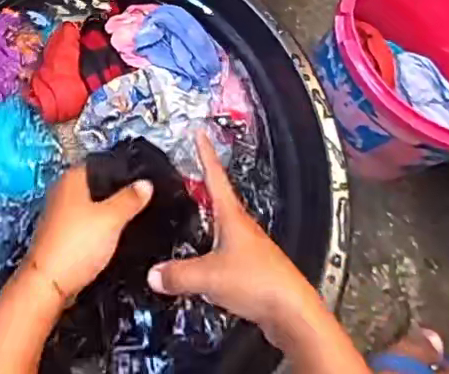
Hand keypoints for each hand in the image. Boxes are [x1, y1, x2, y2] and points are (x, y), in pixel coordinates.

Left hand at [21, 165, 152, 302]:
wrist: (48, 283)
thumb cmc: (78, 244)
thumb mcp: (111, 219)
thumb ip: (129, 200)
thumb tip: (145, 183)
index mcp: (72, 178)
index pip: (100, 164)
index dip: (122, 171)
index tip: (142, 181)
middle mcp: (62, 190)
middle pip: (95, 186)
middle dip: (116, 193)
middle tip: (141, 201)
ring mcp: (59, 213)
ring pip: (90, 206)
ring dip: (107, 213)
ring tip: (132, 219)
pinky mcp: (59, 234)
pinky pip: (84, 224)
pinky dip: (98, 227)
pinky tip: (112, 237)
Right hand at [147, 131, 323, 337]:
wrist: (294, 315)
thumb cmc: (259, 282)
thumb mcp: (209, 276)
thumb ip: (178, 275)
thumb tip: (154, 274)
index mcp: (231, 216)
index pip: (215, 175)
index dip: (205, 152)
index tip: (200, 133)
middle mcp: (242, 226)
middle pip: (219, 198)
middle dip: (204, 184)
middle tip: (190, 170)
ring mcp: (249, 247)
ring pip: (223, 226)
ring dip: (208, 218)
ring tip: (192, 213)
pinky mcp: (254, 270)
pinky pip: (227, 252)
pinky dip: (213, 250)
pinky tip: (206, 263)